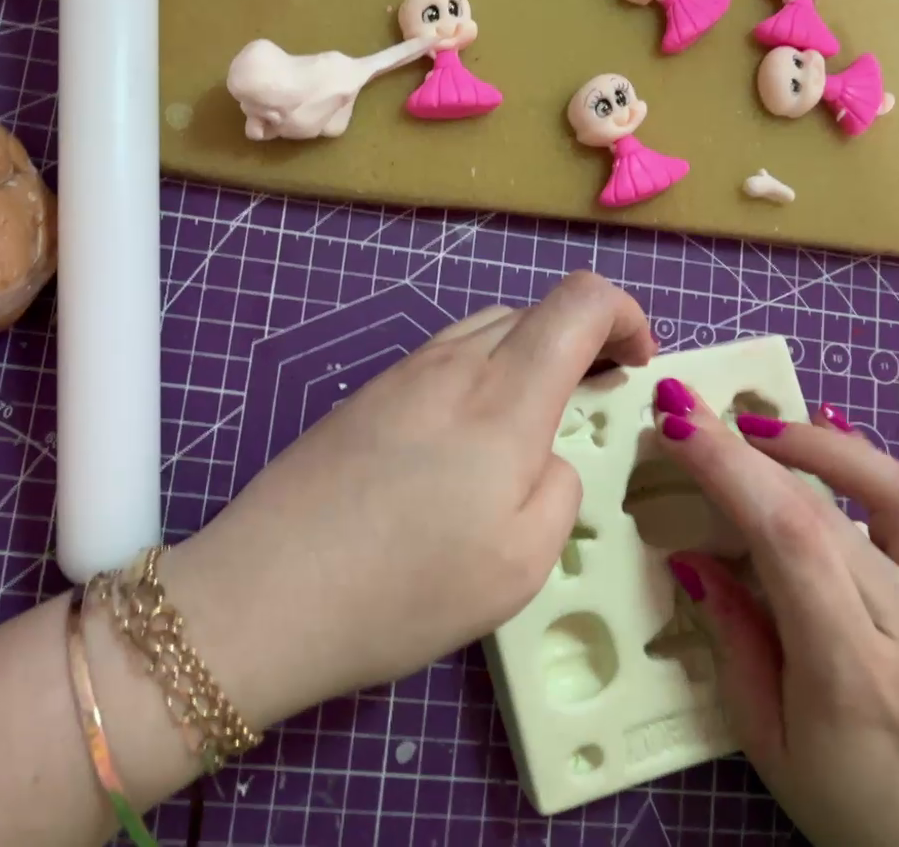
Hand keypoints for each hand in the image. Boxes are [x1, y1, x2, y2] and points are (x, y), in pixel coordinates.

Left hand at [163, 272, 653, 726]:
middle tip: (589, 405)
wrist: (262, 596)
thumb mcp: (521, 564)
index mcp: (502, 398)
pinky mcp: (360, 398)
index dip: (624, 315)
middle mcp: (449, 365)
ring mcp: (396, 376)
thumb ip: (558, 489)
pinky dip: (474, 382)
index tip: (636, 364)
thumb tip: (544, 454)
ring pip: (481, 335)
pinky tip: (458, 448)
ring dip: (522, 362)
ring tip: (525, 429)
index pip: (579, 301)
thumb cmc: (402, 591)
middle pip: (530, 313)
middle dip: (577, 344)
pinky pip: (437, 364)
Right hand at [651, 382, 898, 846]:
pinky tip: (821, 435)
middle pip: (821, 507)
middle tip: (683, 409)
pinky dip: (864, 462)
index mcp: (852, 672)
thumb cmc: (860, 817)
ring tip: (749, 422)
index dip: (732, 472)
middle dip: (742, 447)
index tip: (679, 426)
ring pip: (880, 493)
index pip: (790, 541)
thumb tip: (694, 558)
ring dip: (809, 441)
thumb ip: (733, 642)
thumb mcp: (770, 744)